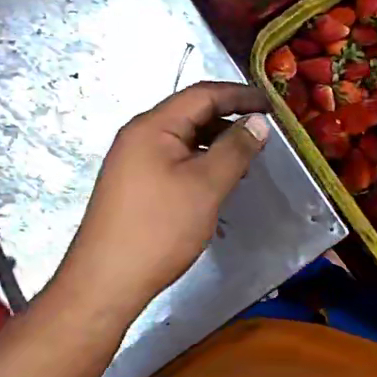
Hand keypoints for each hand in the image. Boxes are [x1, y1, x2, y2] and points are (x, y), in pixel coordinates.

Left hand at [58, 82, 272, 318]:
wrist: (106, 282)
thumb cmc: (159, 229)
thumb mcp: (206, 186)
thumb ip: (236, 149)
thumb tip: (258, 121)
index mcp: (152, 126)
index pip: (202, 94)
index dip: (239, 95)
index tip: (271, 103)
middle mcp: (139, 135)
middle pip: (190, 113)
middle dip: (228, 117)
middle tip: (263, 130)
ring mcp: (133, 160)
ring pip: (183, 138)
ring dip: (216, 142)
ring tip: (246, 159)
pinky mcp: (134, 183)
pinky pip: (173, 158)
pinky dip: (200, 161)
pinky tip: (217, 180)